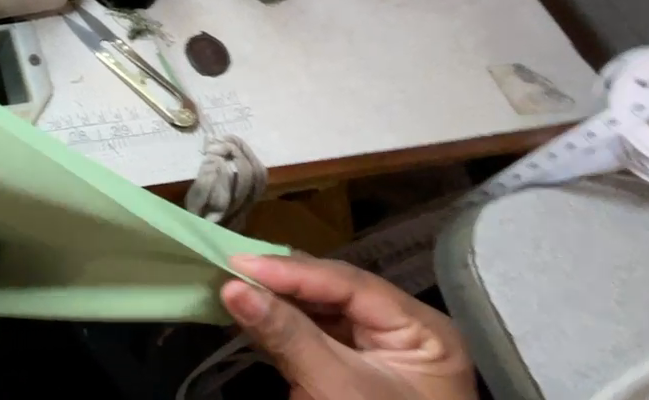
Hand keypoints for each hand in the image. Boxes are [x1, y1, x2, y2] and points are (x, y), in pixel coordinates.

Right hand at [220, 254, 475, 399]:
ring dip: (271, 298)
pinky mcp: (343, 365)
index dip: (291, 271)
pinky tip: (244, 309)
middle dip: (278, 281)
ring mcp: (371, 347)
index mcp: (420, 328)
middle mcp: (398, 327)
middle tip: (228, 267)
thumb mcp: (338, 390)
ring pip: (313, 307)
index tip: (238, 261)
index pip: (349, 282)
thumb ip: (287, 334)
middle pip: (329, 289)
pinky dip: (274, 322)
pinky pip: (305, 331)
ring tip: (230, 282)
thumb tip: (230, 286)